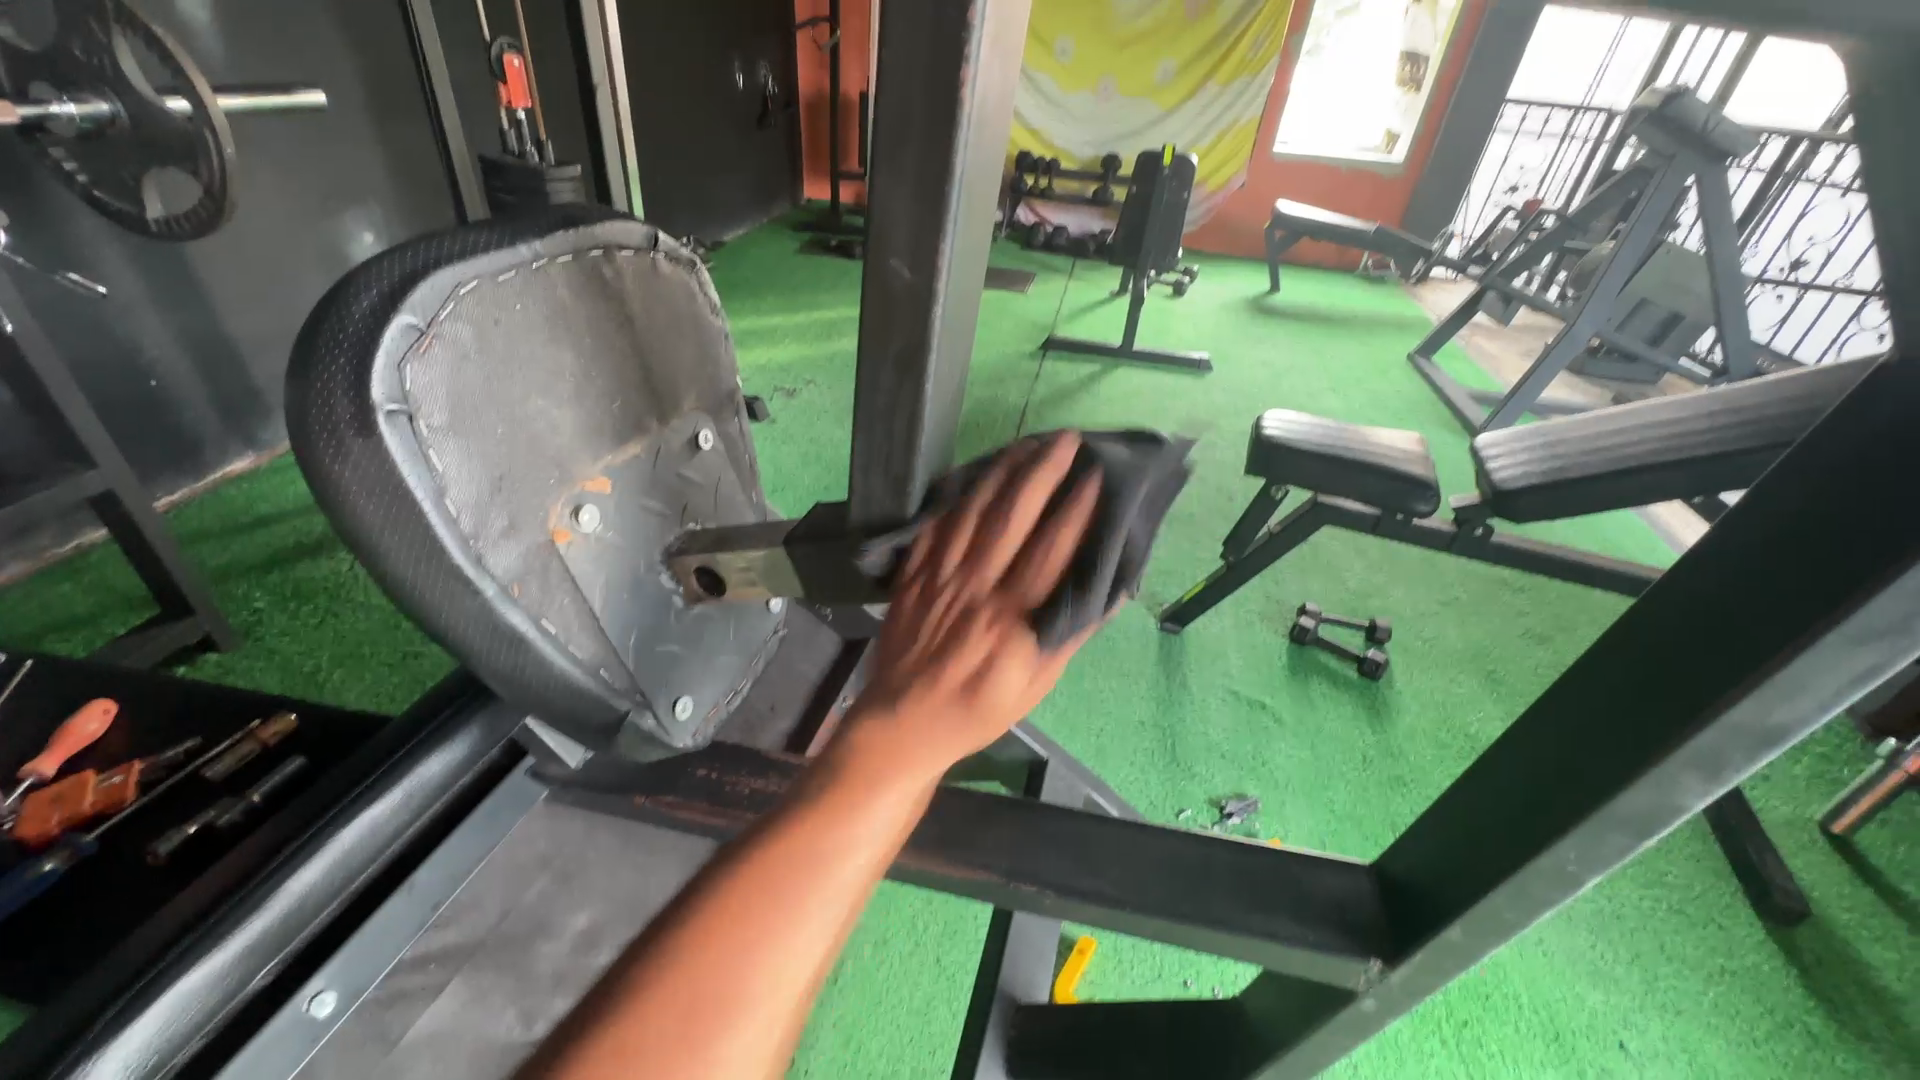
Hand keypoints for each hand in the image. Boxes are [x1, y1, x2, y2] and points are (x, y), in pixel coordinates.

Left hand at [841, 432, 1106, 779]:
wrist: (905, 721)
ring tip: (1028, 445)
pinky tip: (976, 475)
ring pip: (973, 511)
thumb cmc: (980, 708)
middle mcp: (976, 588)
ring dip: (1003, 472)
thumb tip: (1110, 587)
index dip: (1076, 508)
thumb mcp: (1038, 684)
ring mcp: (939, 577)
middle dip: (1042, 472)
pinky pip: (937, 525)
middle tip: (1067, 440)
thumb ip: (1070, 631)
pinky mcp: (913, 575)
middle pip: (1012, 517)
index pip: (1051, 550)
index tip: (1097, 474)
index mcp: (1013, 619)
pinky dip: (959, 496)